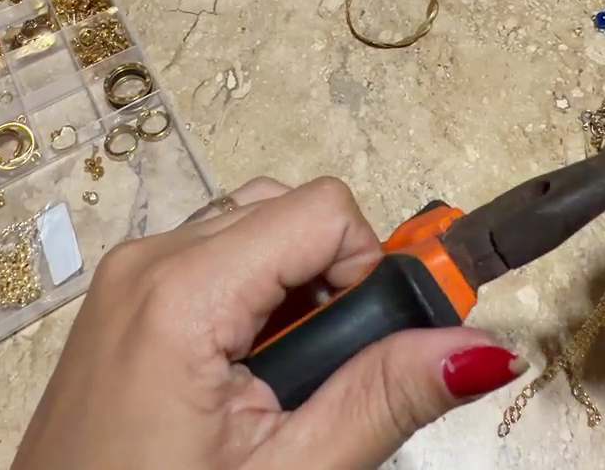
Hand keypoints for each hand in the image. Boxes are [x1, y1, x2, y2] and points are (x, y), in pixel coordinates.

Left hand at [12, 177, 526, 469]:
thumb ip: (385, 397)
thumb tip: (479, 347)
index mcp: (182, 290)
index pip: (321, 208)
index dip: (365, 266)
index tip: (368, 340)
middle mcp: (149, 257)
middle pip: (286, 210)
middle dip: (329, 277)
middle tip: (326, 369)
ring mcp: (130, 271)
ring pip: (253, 225)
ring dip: (292, 285)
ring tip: (284, 378)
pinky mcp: (125, 292)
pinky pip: (214, 251)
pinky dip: (252, 291)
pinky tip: (246, 371)